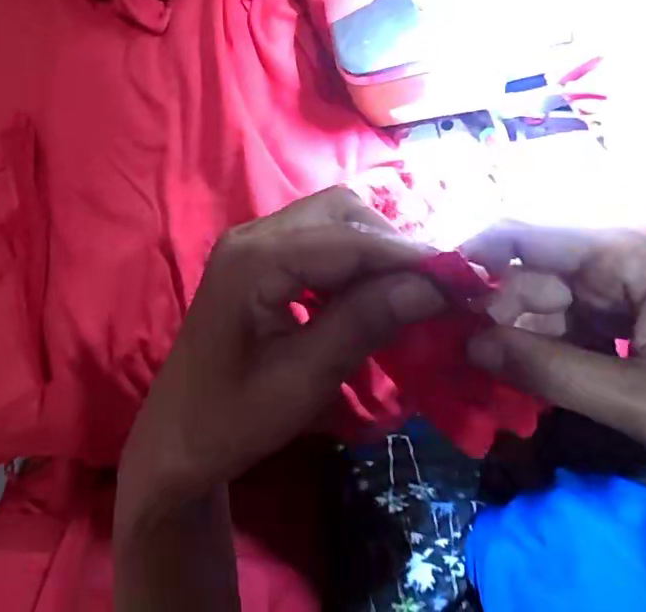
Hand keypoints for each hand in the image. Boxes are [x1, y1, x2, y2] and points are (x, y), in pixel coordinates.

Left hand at [116, 188, 448, 521]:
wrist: (179, 434)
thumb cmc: (235, 416)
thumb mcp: (304, 378)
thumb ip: (364, 323)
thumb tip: (432, 286)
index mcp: (253, 260)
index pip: (346, 239)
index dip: (408, 254)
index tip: (466, 278)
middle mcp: (251, 235)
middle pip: (337, 211)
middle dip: (391, 242)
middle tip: (436, 288)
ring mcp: (251, 243)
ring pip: (328, 220)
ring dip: (374, 248)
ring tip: (414, 292)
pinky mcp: (257, 259)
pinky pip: (315, 240)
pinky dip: (351, 259)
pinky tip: (372, 293)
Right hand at [457, 223, 645, 509]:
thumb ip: (548, 371)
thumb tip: (465, 342)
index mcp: (629, 253)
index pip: (522, 236)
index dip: (471, 261)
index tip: (433, 299)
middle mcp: (625, 251)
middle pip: (533, 270)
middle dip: (500, 311)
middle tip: (478, 362)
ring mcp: (633, 279)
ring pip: (549, 297)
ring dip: (525, 334)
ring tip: (508, 376)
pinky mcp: (640, 307)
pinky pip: (576, 317)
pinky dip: (553, 345)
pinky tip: (543, 376)